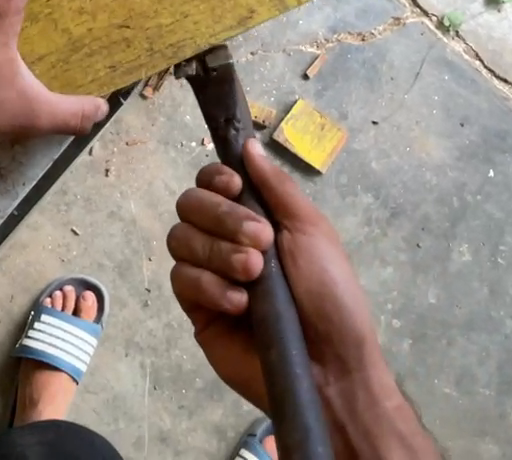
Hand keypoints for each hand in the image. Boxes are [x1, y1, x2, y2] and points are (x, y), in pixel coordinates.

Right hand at [167, 138, 379, 411]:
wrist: (331, 367)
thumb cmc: (329, 294)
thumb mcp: (311, 231)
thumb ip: (275, 187)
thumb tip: (248, 143)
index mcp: (250, 216)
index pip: (209, 182)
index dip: (214, 179)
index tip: (235, 187)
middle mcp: (222, 239)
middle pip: (189, 204)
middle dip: (222, 218)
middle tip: (261, 242)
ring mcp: (207, 273)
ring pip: (180, 238)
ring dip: (218, 252)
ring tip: (253, 274)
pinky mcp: (196, 309)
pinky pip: (181, 280)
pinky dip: (209, 286)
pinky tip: (240, 304)